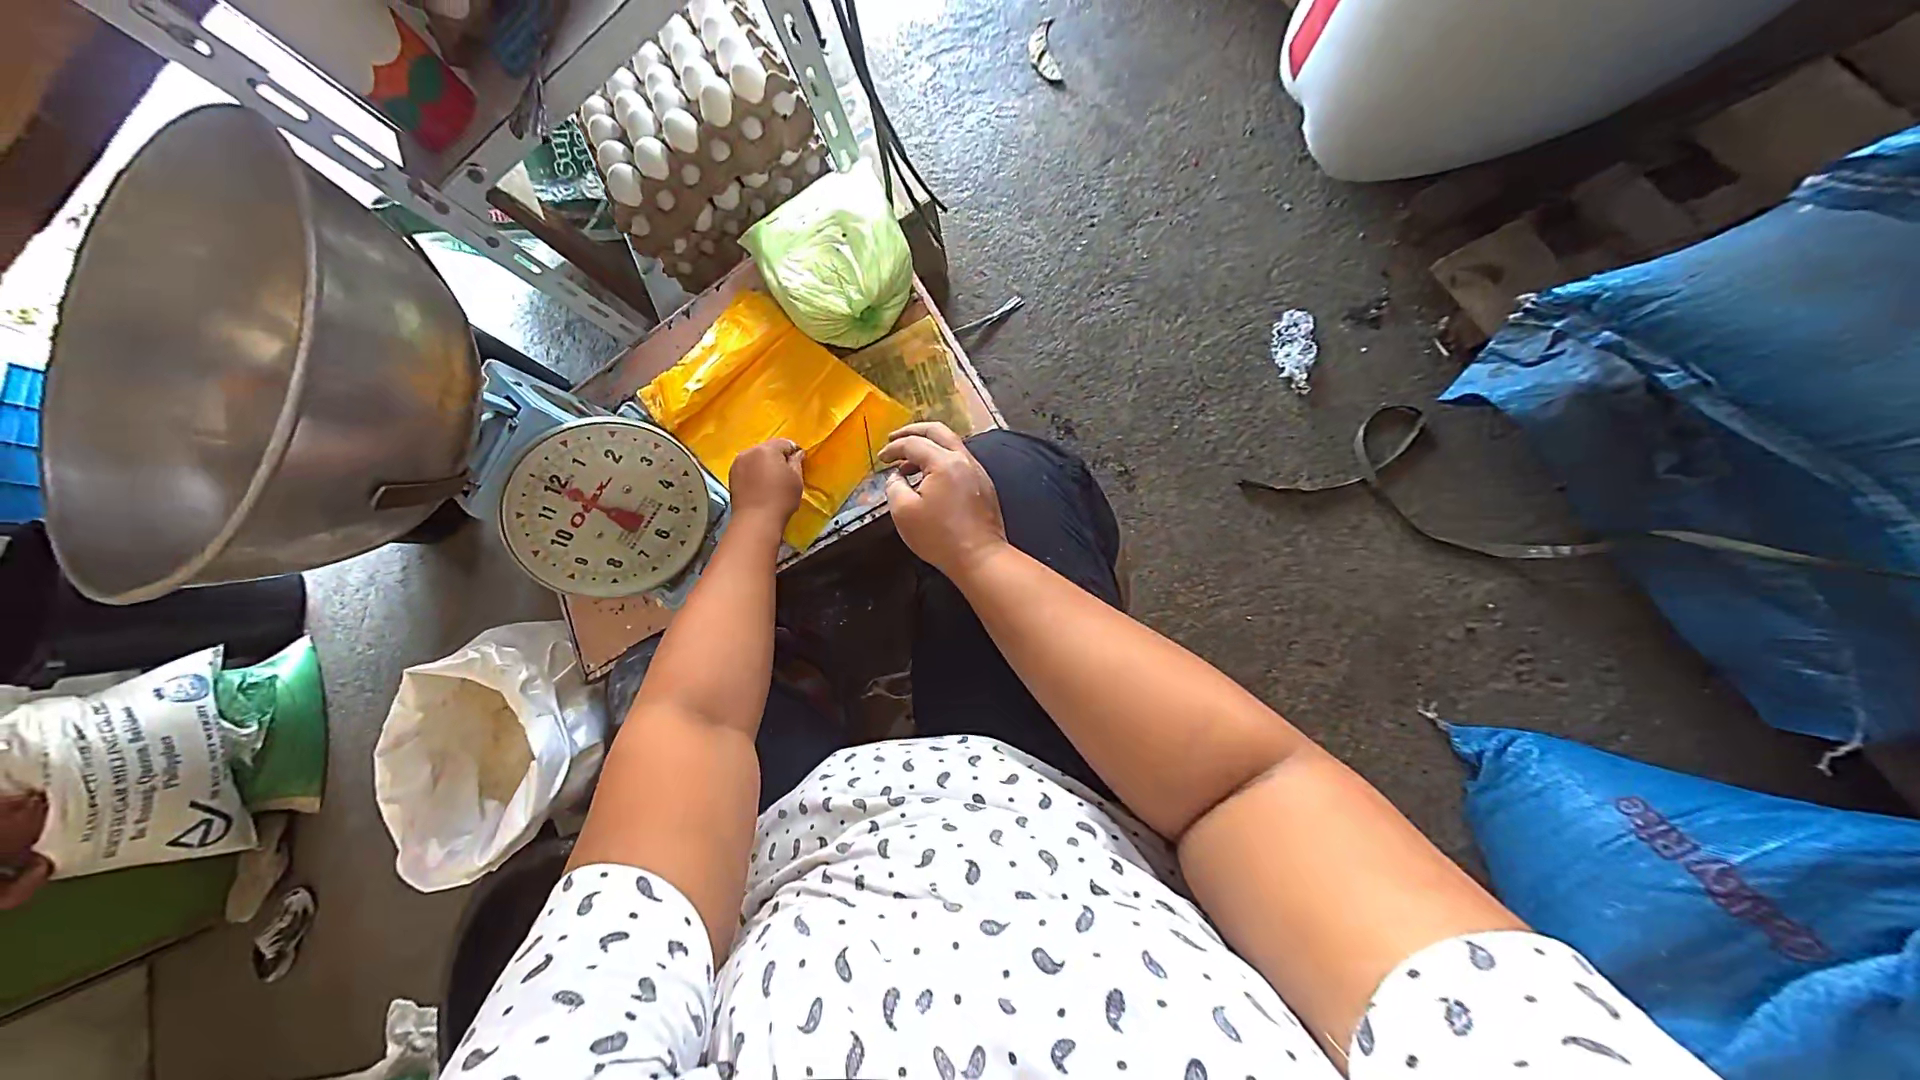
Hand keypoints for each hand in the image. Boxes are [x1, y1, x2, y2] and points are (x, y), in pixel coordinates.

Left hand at [729, 438, 803, 527]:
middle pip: (768, 449)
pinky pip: (747, 468)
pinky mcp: (731, 476)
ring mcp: (737, 464)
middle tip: (786, 475)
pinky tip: (760, 487)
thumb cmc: (781, 499)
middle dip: (778, 458)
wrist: (755, 520)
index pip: (785, 443)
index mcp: (766, 450)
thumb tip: (797, 453)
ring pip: (756, 458)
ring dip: (765, 465)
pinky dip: (755, 473)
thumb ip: (797, 462)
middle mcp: (749, 452)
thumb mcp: (796, 479)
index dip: (794, 453)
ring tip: (772, 482)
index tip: (799, 465)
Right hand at [878, 422, 1007, 577]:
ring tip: (909, 464)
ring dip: (928, 447)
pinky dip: (941, 461)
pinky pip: (959, 462)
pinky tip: (930, 479)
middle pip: (938, 431)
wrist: (980, 558)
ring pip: (951, 445)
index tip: (881, 458)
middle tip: (895, 439)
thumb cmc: (940, 537)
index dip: (893, 448)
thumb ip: (894, 486)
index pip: (914, 443)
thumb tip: (897, 476)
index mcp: (944, 462)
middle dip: (913, 432)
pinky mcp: (984, 486)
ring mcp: (978, 472)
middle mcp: (964, 460)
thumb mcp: (903, 512)